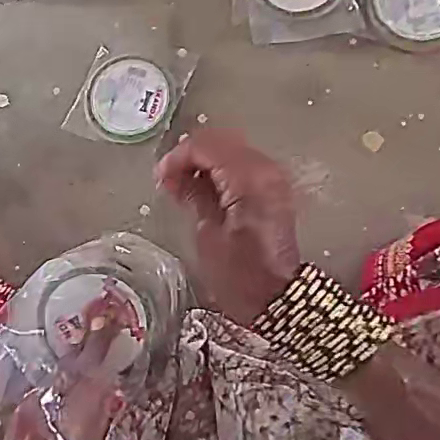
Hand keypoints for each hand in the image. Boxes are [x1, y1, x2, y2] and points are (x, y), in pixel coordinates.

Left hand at [0, 301, 128, 439]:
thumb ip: (94, 438)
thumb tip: (109, 392)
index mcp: (51, 430)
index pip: (85, 373)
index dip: (102, 337)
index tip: (116, 309)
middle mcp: (23, 417)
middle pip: (60, 365)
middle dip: (85, 334)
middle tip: (105, 309)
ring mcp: (3, 422)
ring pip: (40, 375)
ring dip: (65, 350)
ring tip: (88, 329)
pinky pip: (24, 390)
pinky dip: (44, 371)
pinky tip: (55, 367)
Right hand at [155, 129, 301, 322]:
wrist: (280, 298)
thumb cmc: (240, 274)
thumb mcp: (208, 234)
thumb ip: (194, 195)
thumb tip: (176, 176)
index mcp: (249, 178)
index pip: (207, 146)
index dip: (178, 156)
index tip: (160, 176)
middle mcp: (266, 170)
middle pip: (222, 142)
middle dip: (192, 155)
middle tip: (169, 179)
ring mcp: (274, 178)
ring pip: (233, 151)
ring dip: (206, 162)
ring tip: (182, 186)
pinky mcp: (276, 190)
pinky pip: (244, 166)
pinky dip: (222, 171)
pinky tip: (204, 191)